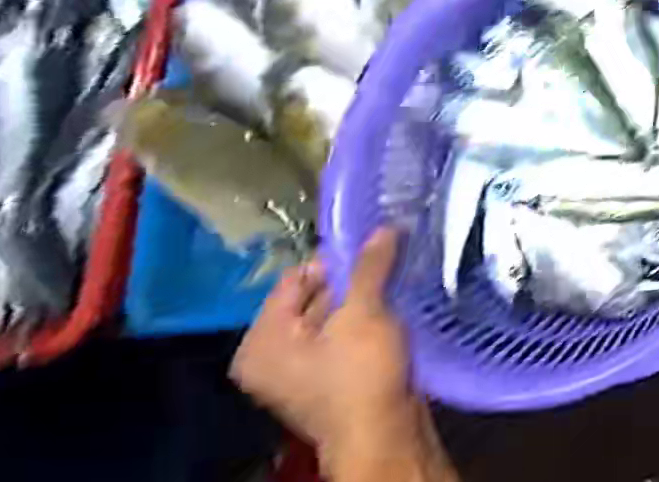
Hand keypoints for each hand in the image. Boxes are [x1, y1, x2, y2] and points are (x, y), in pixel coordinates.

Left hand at [232, 229, 426, 473]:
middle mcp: (271, 355)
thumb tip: (382, 226)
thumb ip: (369, 266)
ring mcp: (299, 368)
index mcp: (262, 343)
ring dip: (364, 293)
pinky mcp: (328, 374)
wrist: (383, 432)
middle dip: (352, 275)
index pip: (294, 278)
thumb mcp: (364, 311)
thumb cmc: (360, 373)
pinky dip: (367, 314)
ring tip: (396, 273)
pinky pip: (344, 330)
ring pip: (333, 311)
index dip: (334, 259)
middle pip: (313, 294)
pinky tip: (393, 300)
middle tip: (389, 254)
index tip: (372, 244)